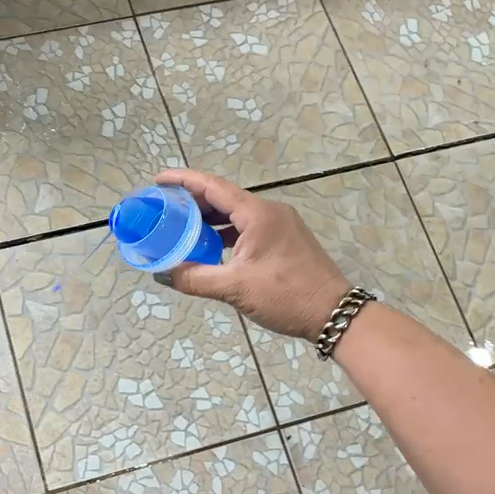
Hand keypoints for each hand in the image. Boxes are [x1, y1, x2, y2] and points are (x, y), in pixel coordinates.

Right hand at [153, 168, 351, 339]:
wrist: (335, 314)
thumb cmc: (286, 296)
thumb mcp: (235, 288)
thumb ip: (195, 278)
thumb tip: (162, 273)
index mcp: (257, 214)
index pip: (213, 187)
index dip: (183, 180)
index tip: (158, 180)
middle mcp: (269, 211)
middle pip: (223, 197)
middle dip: (192, 199)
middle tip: (163, 206)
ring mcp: (280, 224)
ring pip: (236, 212)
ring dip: (209, 217)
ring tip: (181, 225)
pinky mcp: (284, 239)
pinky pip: (247, 226)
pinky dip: (225, 231)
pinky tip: (210, 245)